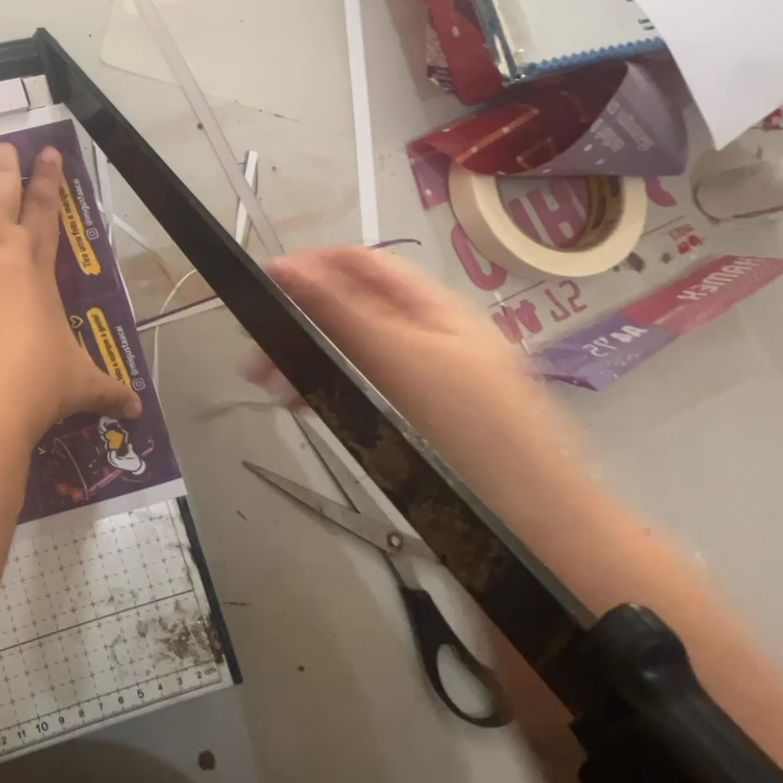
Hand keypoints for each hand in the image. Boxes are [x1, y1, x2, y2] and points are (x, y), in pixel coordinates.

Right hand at [262, 246, 573, 462]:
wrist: (528, 518)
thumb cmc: (464, 425)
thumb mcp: (395, 356)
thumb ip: (337, 309)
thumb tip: (283, 267)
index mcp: (431, 308)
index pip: (360, 264)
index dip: (311, 264)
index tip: (262, 283)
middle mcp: (425, 334)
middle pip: (348, 307)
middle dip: (297, 319)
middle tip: (254, 350)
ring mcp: (419, 376)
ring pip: (346, 349)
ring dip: (302, 355)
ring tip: (267, 383)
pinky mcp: (409, 415)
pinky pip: (354, 385)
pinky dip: (321, 387)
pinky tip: (299, 402)